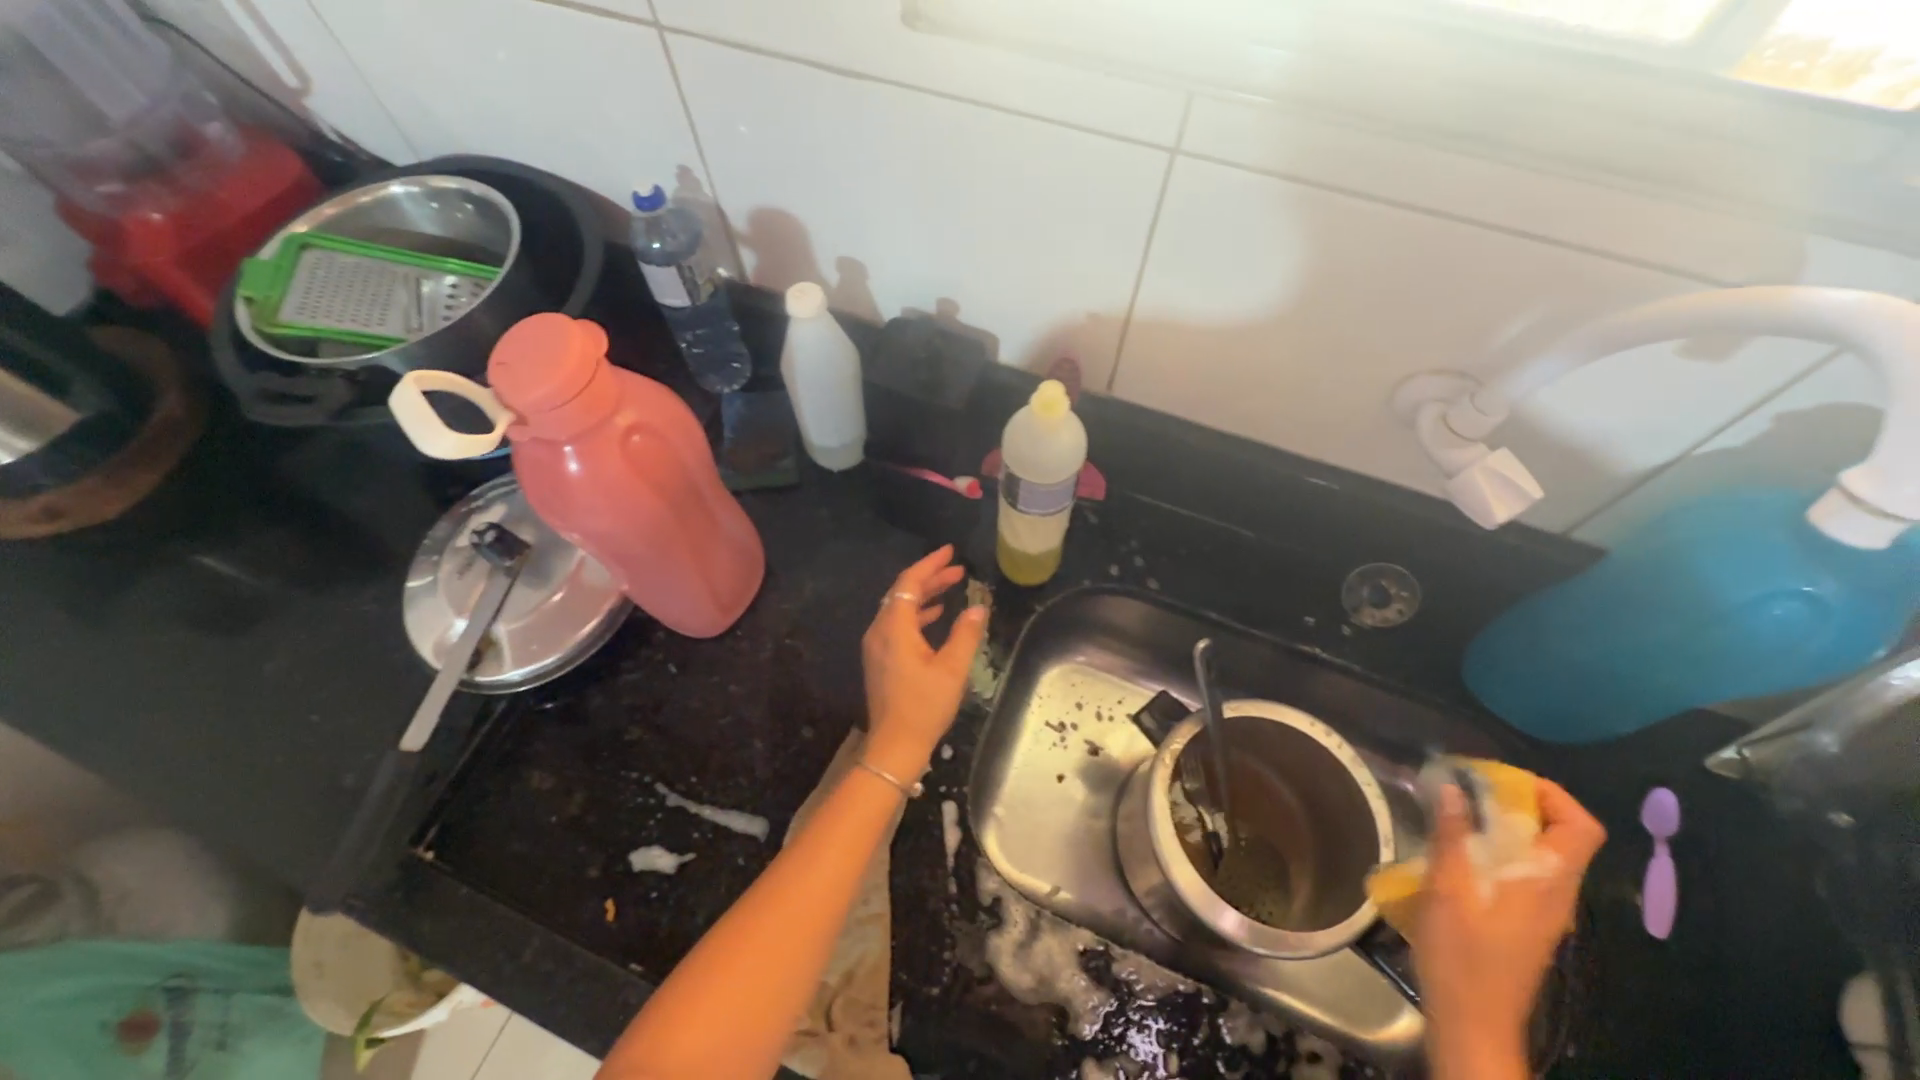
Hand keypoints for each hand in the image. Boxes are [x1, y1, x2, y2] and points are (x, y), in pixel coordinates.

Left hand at [860, 546, 988, 778]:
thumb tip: (979, 607)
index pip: (908, 583)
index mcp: (894, 628)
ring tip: (952, 587)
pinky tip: (936, 616)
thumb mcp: (952, 670)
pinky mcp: (880, 659)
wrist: (895, 746)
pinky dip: (917, 614)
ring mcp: (877, 646)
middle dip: (930, 578)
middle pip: (902, 593)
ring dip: (924, 595)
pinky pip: (897, 624)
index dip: (930, 565)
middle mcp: (880, 631)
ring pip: (899, 608)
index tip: (950, 552)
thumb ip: (966, 634)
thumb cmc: (924, 707)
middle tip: (957, 569)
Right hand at [1411, 777, 1606, 1079]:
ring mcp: (1544, 913)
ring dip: (1505, 829)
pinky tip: (1458, 858)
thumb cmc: (1462, 956)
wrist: (1472, 1022)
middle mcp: (1557, 895)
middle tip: (1470, 791)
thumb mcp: (1447, 890)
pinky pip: (1524, 875)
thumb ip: (1451, 837)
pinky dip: (1498, 853)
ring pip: (1540, 856)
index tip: (1504, 780)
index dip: (1552, 795)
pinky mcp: (1526, 925)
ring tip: (1457, 817)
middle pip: (1560, 837)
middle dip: (1518, 805)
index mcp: (1547, 883)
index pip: (1581, 827)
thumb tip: (1453, 787)